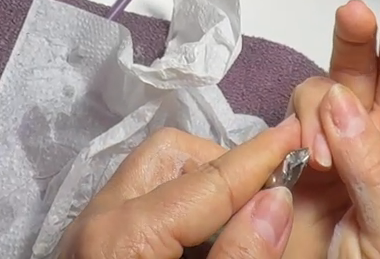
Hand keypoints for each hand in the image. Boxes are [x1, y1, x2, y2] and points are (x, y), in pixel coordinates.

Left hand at [57, 119, 301, 258]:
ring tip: (234, 220)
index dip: (260, 155)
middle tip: (263, 198)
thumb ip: (238, 257)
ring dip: (197, 183)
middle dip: (222, 165)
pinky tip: (198, 240)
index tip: (296, 133)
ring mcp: (83, 233)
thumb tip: (276, 200)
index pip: (209, 178)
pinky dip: (174, 206)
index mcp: (124, 235)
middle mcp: (96, 219)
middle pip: (171, 154)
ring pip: (151, 173)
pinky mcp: (83, 250)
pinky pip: (136, 202)